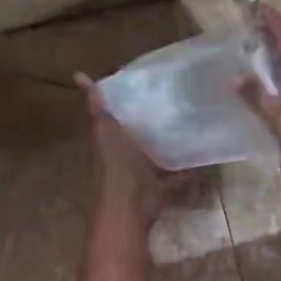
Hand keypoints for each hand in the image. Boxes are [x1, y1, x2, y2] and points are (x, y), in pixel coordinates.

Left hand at [77, 74, 187, 230]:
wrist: (131, 205)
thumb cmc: (117, 165)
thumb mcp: (106, 129)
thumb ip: (97, 107)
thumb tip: (78, 75)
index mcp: (112, 138)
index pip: (118, 113)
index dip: (129, 98)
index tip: (149, 80)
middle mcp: (126, 154)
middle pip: (138, 133)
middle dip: (153, 118)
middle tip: (176, 97)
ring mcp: (144, 171)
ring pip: (156, 153)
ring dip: (169, 143)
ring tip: (191, 122)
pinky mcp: (161, 186)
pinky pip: (176, 174)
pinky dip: (187, 168)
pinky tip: (203, 155)